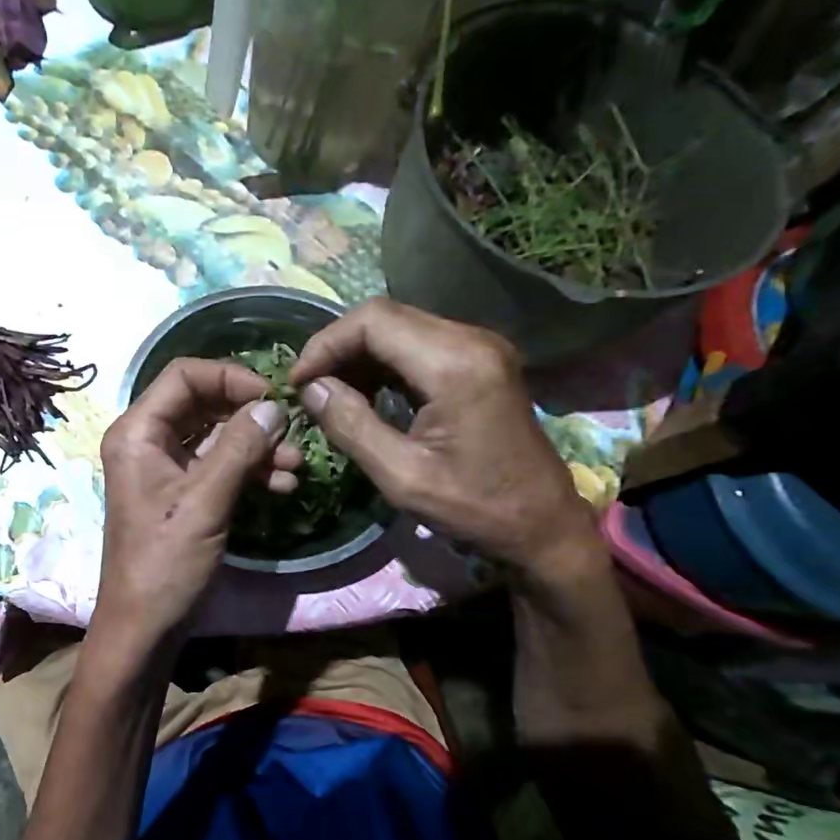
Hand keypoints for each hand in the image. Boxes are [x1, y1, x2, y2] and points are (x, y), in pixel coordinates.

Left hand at [95, 358, 294, 644]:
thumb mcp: (205, 500)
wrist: (146, 625)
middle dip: (249, 415)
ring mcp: (166, 469)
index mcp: (138, 432)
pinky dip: (249, 471)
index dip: (230, 376)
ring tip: (296, 465)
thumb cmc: (165, 561)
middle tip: (291, 429)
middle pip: (204, 403)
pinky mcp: (183, 495)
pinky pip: (219, 467)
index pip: (184, 376)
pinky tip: (282, 486)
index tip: (272, 395)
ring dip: (256, 446)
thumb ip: (239, 447)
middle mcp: (148, 442)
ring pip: (216, 437)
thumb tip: (273, 406)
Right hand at [289, 298, 594, 573]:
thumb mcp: (401, 476)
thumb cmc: (474, 507)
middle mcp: (471, 340)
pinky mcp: (480, 359)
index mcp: (454, 365)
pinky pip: (418, 343)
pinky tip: (367, 395)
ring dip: (358, 355)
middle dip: (338, 348)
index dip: (325, 344)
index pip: (373, 321)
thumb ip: (351, 426)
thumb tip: (310, 389)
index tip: (298, 383)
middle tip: (311, 391)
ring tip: (333, 396)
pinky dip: (383, 362)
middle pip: (384, 316)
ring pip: (399, 326)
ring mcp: (480, 347)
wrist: (541, 523)